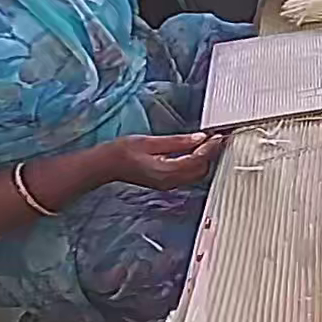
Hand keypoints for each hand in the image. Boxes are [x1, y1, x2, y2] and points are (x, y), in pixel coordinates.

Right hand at [101, 131, 226, 189]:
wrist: (104, 165)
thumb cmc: (122, 152)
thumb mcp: (150, 141)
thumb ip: (177, 141)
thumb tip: (200, 137)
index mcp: (166, 171)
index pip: (197, 160)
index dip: (210, 148)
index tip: (218, 136)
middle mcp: (171, 181)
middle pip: (202, 170)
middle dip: (211, 154)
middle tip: (216, 138)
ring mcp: (170, 184)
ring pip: (198, 174)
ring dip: (205, 159)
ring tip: (208, 143)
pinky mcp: (168, 183)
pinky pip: (190, 175)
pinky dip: (197, 164)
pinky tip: (197, 152)